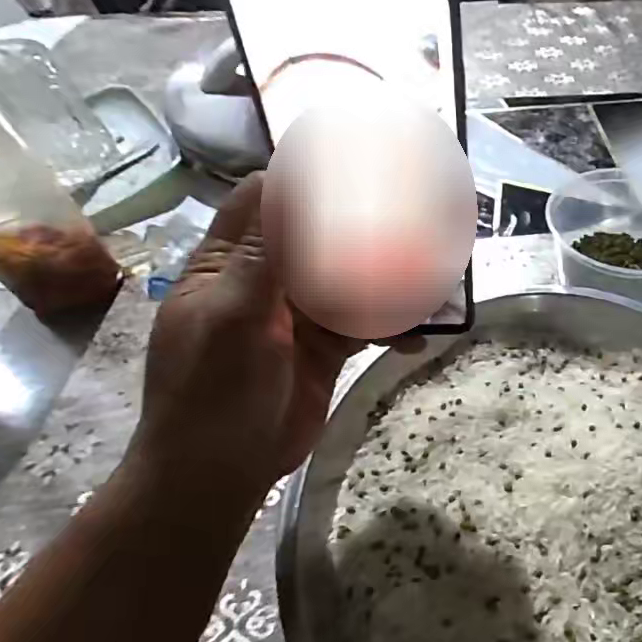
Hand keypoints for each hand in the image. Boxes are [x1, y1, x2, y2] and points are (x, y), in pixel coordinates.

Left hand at [131, 174, 406, 500]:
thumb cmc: (210, 393)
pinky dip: (389, 326)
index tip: (354, 166)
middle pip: (316, 236)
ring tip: (431, 271)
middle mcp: (265, 280)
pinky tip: (418, 334)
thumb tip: (280, 180)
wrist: (217, 475)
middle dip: (359, 227)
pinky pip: (362, 324)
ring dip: (384, 277)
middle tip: (411, 212)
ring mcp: (297, 315)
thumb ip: (263, 253)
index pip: (263, 200)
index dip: (303, 179)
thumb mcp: (233, 317)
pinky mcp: (324, 349)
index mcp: (228, 263)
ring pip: (347, 279)